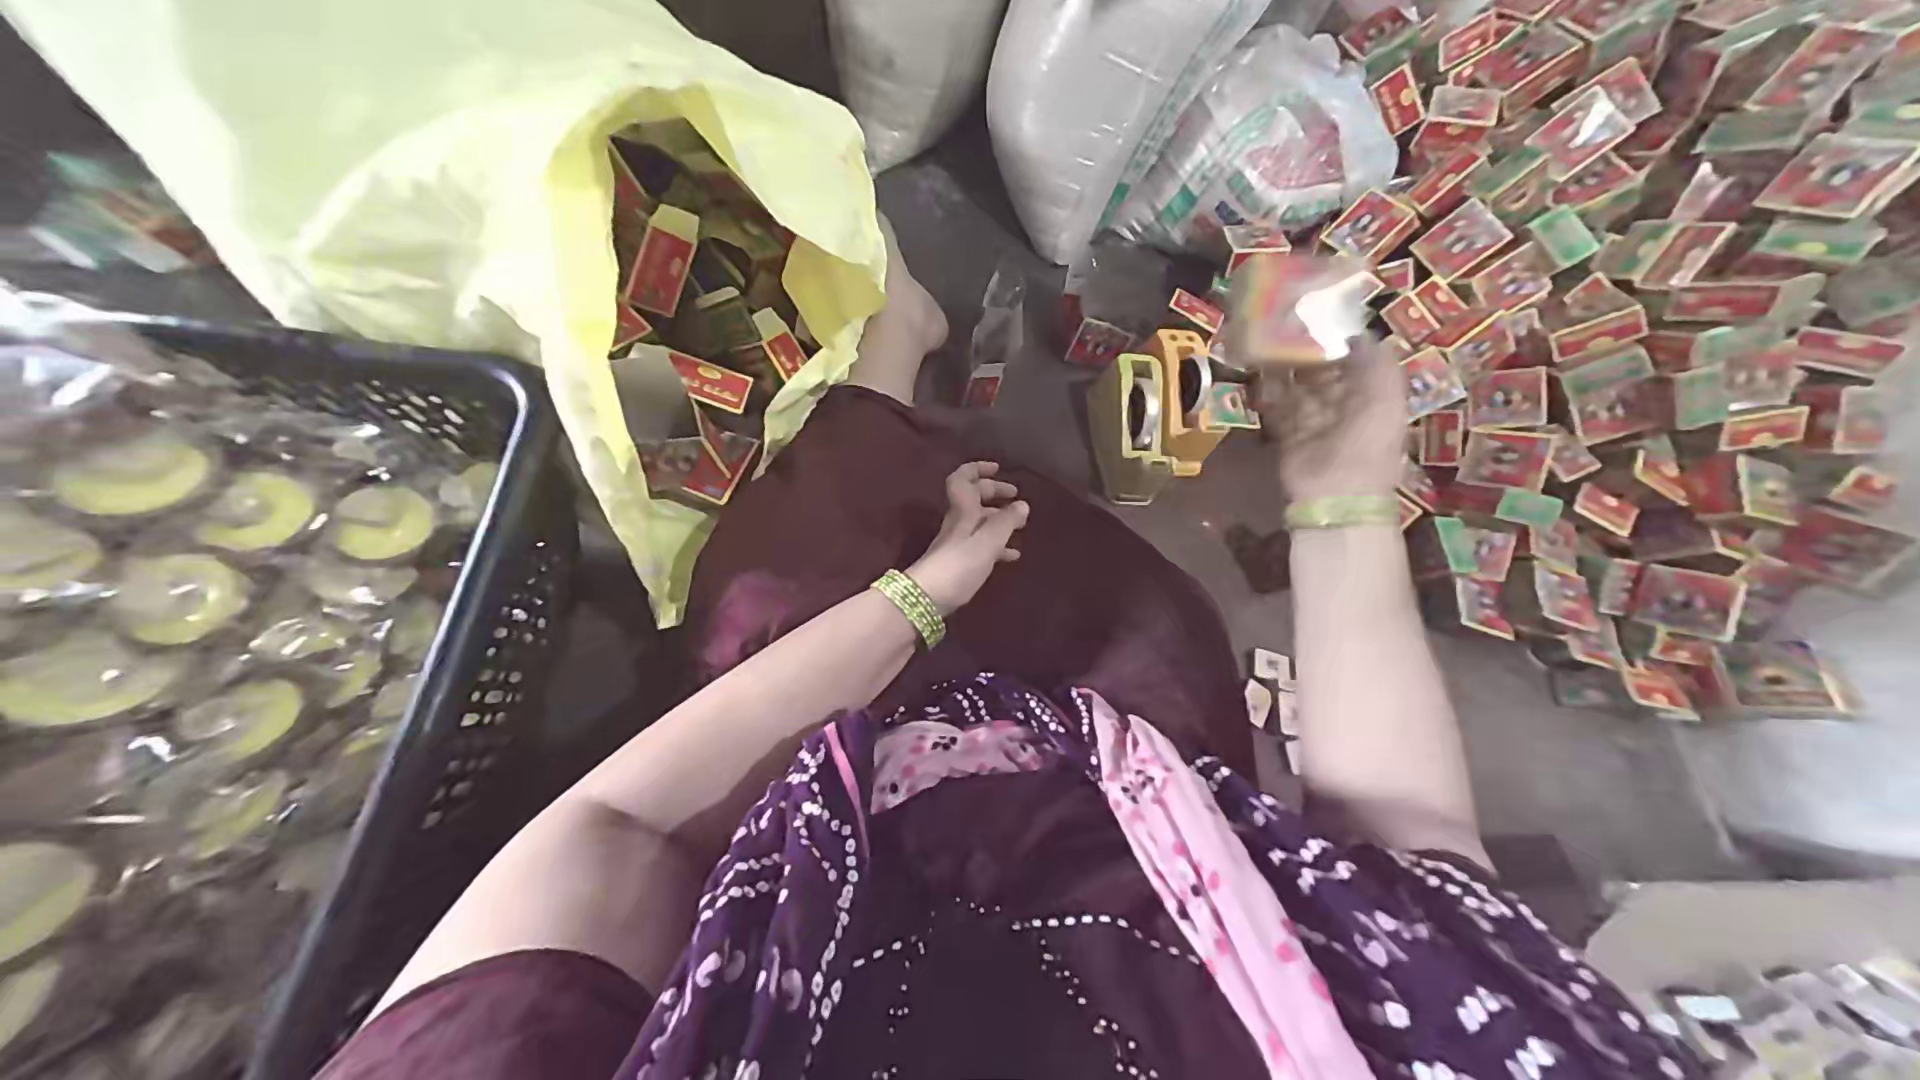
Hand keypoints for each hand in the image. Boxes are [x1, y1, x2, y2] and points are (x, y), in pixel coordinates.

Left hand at [906, 462, 1027, 615]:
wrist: (925, 599)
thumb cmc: (958, 566)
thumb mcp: (987, 543)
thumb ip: (1005, 522)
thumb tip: (1021, 504)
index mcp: (962, 511)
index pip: (963, 479)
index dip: (978, 469)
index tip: (998, 468)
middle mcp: (957, 522)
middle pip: (973, 499)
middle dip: (993, 492)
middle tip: (1015, 497)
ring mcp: (956, 543)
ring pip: (978, 522)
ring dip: (998, 519)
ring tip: (1020, 526)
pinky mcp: (957, 562)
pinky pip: (980, 545)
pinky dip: (996, 544)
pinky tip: (1012, 555)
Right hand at [1255, 338, 1405, 504]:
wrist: (1336, 492)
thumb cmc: (1366, 443)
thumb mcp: (1386, 398)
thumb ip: (1376, 364)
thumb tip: (1356, 332)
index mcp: (1371, 396)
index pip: (1353, 362)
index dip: (1337, 342)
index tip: (1316, 321)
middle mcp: (1342, 407)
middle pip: (1321, 375)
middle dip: (1305, 356)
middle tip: (1284, 333)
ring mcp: (1313, 423)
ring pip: (1297, 390)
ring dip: (1284, 373)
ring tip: (1267, 350)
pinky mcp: (1288, 437)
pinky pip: (1277, 411)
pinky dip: (1268, 396)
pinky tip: (1259, 379)